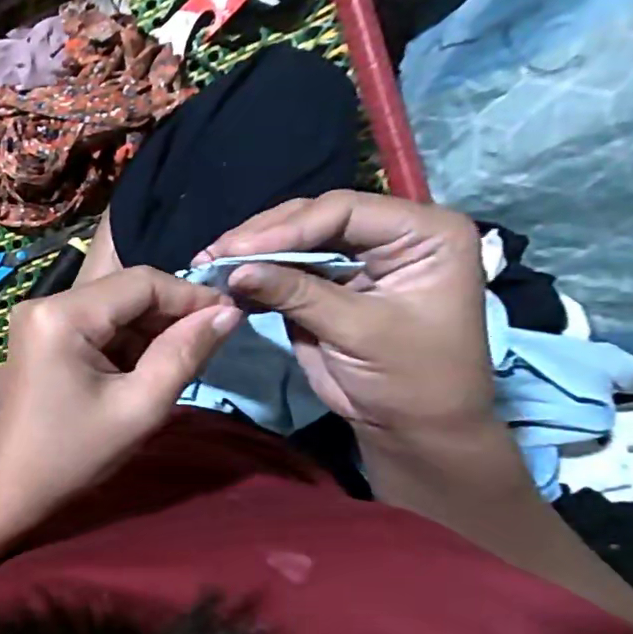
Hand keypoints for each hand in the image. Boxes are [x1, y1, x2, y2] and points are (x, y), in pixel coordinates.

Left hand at [0, 267, 240, 536]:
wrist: (16, 480)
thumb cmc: (75, 450)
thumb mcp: (141, 405)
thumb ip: (185, 352)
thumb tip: (228, 310)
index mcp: (59, 314)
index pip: (140, 281)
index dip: (191, 295)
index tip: (231, 320)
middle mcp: (42, 303)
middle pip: (124, 289)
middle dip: (170, 313)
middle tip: (205, 348)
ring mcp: (37, 317)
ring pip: (113, 304)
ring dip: (149, 329)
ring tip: (176, 364)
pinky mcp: (40, 333)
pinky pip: (95, 321)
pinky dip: (125, 339)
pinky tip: (143, 368)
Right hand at [196, 190, 490, 439]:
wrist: (409, 422)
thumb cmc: (410, 375)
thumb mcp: (357, 330)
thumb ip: (298, 294)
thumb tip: (235, 270)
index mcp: (424, 234)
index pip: (346, 211)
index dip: (288, 227)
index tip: (237, 251)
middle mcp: (390, 234)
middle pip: (312, 216)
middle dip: (259, 236)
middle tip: (212, 256)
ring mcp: (353, 256)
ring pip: (289, 236)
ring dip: (246, 251)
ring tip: (208, 265)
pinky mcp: (322, 279)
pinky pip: (279, 263)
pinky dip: (249, 271)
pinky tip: (221, 280)